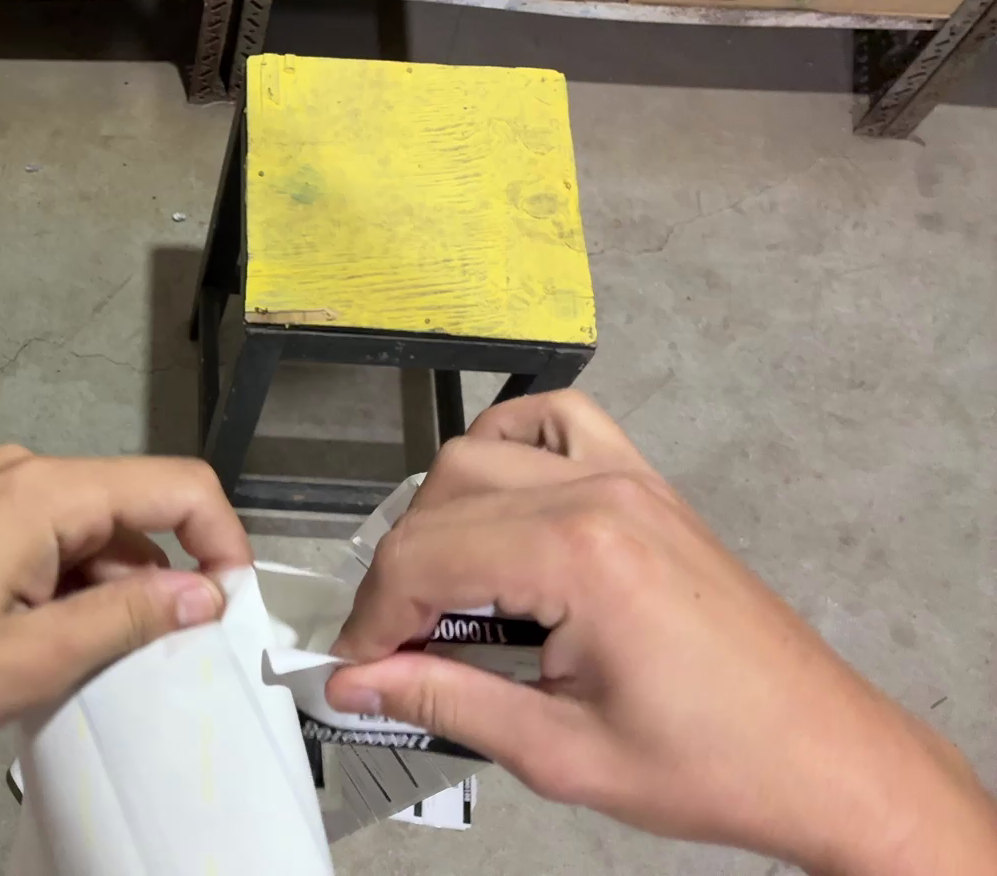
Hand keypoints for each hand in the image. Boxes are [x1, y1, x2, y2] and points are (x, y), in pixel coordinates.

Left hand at [0, 445, 252, 752]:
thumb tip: (207, 593)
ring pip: (87, 524)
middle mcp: (20, 470)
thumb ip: (127, 618)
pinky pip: (46, 532)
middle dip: (160, 572)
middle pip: (128, 505)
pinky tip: (45, 632)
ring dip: (109, 582)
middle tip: (162, 653)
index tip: (231, 607)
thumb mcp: (32, 660)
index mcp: (42, 491)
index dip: (221, 538)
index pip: (173, 484)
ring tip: (90, 656)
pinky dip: (68, 577)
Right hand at [325, 391, 996, 874]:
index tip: (358, 665)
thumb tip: (351, 684)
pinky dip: (503, 441)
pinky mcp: (637, 478)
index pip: (421, 562)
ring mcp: (618, 475)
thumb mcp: (562, 755)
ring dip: (435, 519)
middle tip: (400, 642)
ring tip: (445, 586)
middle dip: (398, 579)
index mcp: (577, 557)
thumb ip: (443, 702)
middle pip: (436, 508)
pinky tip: (496, 489)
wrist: (836, 763)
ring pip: (472, 458)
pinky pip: (549, 421)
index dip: (372, 617)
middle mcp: (591, 494)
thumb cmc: (711, 768)